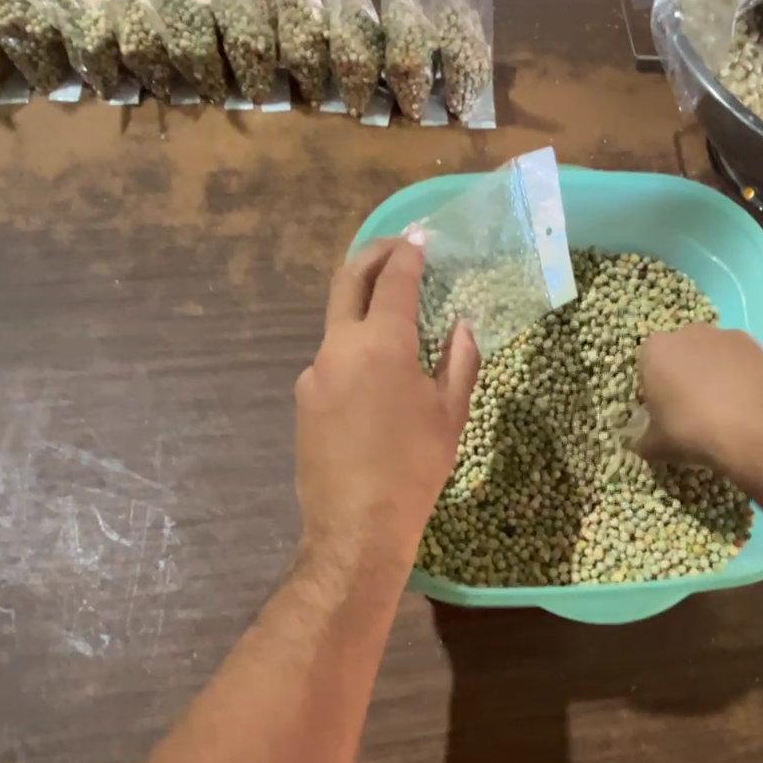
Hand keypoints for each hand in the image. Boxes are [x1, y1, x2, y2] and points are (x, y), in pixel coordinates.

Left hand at [295, 230, 479, 568]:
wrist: (356, 525)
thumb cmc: (415, 468)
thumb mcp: (450, 413)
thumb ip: (458, 359)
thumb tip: (460, 324)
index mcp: (382, 344)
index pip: (395, 280)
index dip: (410, 253)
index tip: (422, 238)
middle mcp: (340, 346)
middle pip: (349, 279)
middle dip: (374, 255)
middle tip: (397, 247)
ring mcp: (314, 371)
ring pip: (338, 322)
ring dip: (364, 308)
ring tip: (395, 324)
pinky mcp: (302, 396)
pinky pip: (331, 360)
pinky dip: (353, 351)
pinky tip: (374, 381)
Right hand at [634, 324, 762, 467]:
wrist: (759, 427)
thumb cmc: (693, 430)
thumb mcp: (656, 446)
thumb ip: (645, 440)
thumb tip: (645, 443)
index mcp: (654, 351)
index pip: (646, 369)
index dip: (655, 392)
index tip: (665, 414)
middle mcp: (687, 333)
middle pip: (680, 356)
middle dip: (684, 377)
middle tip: (693, 411)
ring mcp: (725, 335)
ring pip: (712, 356)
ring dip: (714, 376)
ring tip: (726, 410)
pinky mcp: (757, 344)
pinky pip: (740, 361)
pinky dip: (741, 378)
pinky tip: (748, 405)